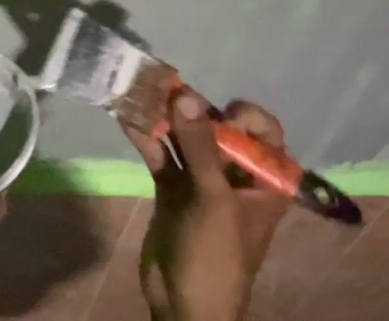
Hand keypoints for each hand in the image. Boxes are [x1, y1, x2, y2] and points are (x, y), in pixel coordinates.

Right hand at [122, 93, 292, 320]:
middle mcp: (234, 175)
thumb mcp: (214, 200)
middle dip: (192, 108)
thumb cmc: (216, 256)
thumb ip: (200, 146)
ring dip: (164, 118)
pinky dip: (145, 137)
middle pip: (217, 128)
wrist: (185, 308)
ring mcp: (201, 181)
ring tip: (138, 93)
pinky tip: (124, 118)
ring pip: (184, 138)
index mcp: (263, 180)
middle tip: (163, 90)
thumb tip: (185, 95)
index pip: (264, 133)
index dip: (244, 116)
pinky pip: (161, 155)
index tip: (220, 114)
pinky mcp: (172, 189)